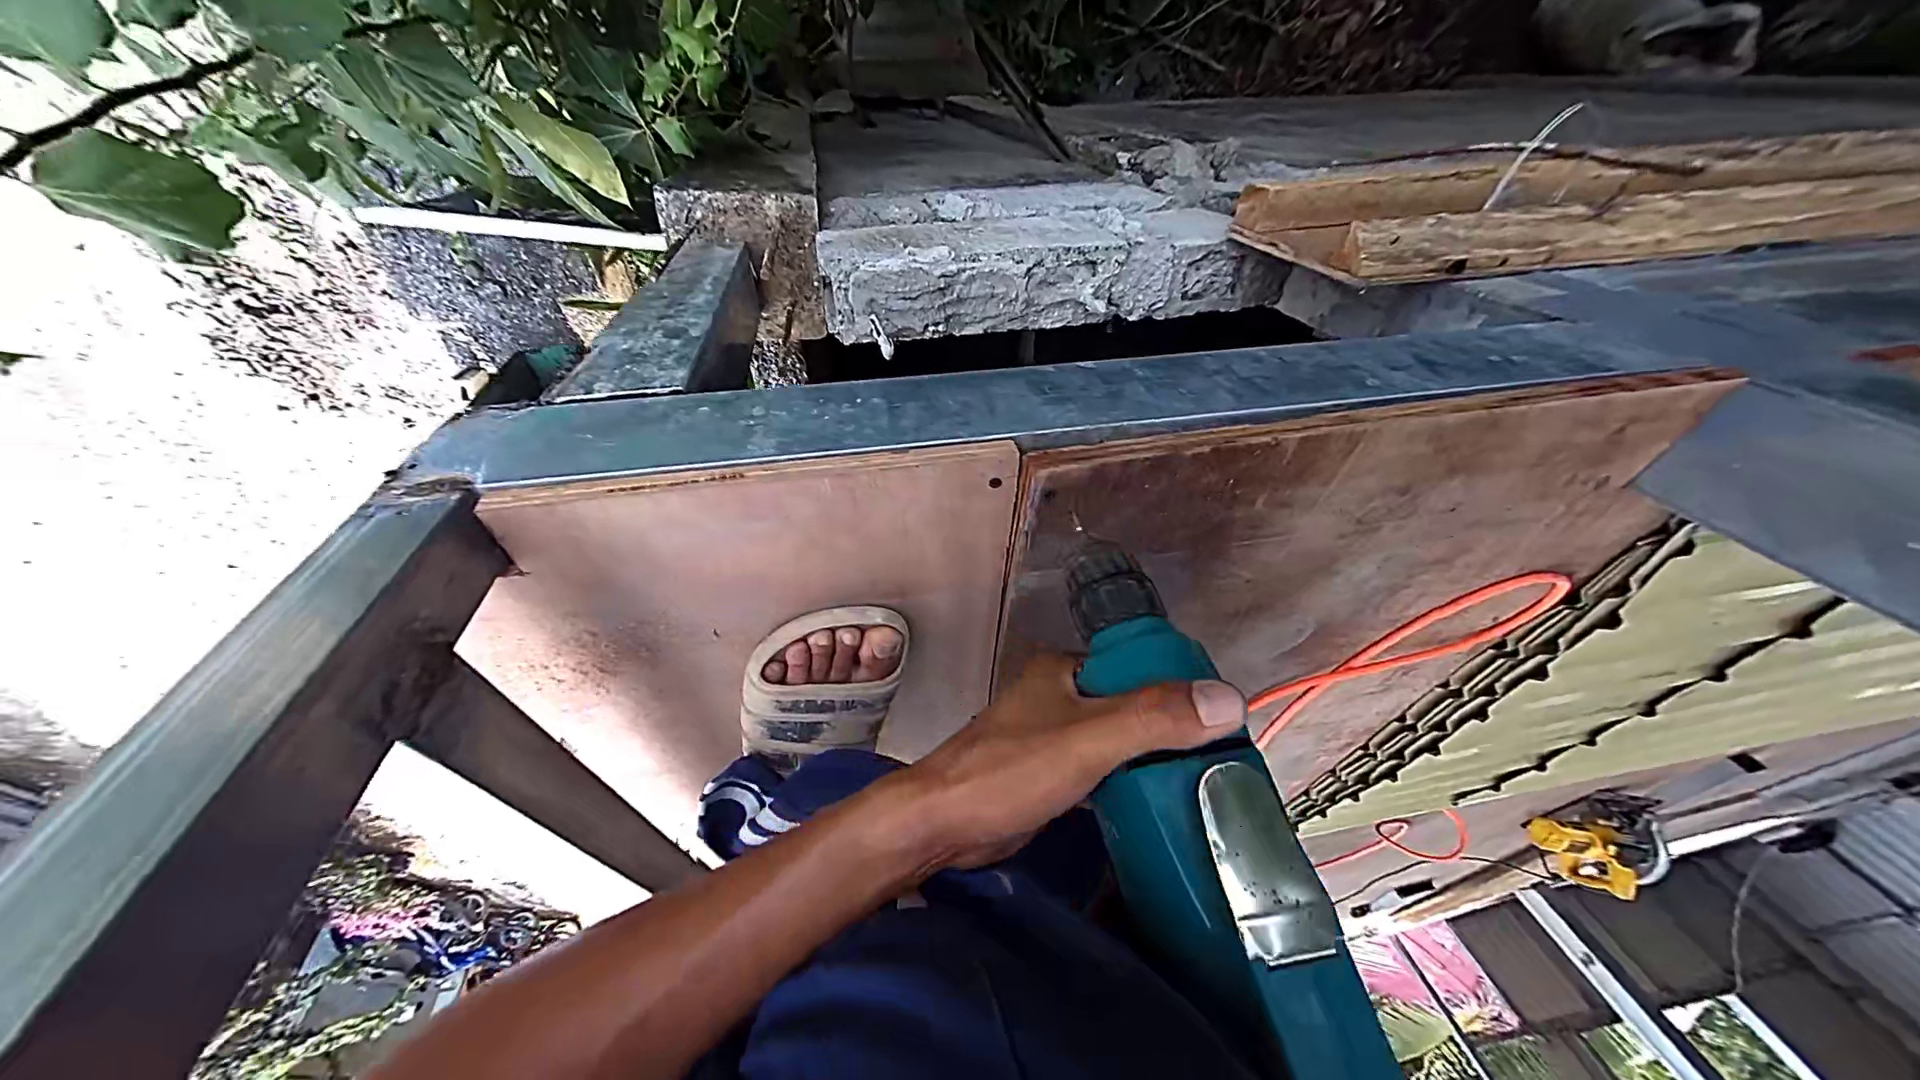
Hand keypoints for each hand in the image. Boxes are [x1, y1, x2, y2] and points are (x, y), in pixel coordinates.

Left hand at [883, 653, 1246, 870]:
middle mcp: (1058, 694)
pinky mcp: (1048, 773)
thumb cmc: (1010, 771)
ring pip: (1116, 739)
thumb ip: (1153, 718)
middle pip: (1130, 704)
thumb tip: (1227, 698)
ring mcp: (1051, 735)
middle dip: (1171, 728)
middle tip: (1222, 760)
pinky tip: (1158, 801)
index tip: (1225, 721)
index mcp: (1063, 669)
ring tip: (1203, 781)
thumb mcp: (1087, 739)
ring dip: (1151, 756)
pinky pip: (1101, 768)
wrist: (942, 823)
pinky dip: (1128, 779)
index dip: (1180, 688)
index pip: (1137, 666)